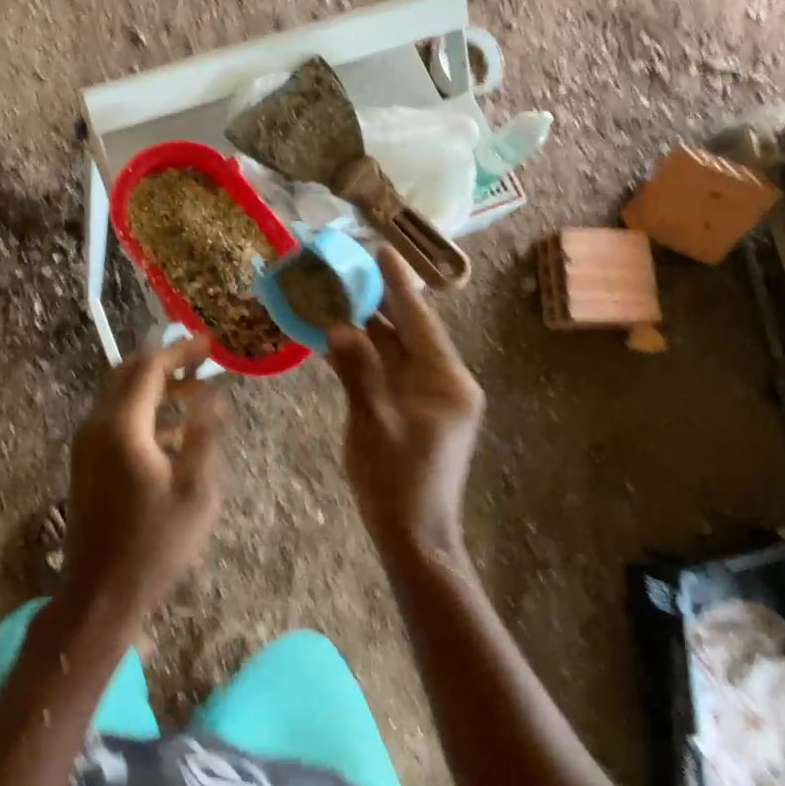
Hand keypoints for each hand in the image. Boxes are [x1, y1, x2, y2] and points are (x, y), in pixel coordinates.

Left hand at [64, 335, 227, 612]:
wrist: (100, 592)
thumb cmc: (155, 543)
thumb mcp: (195, 491)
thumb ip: (203, 436)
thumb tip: (214, 395)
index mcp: (121, 426)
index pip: (149, 368)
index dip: (180, 351)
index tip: (211, 344)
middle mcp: (97, 426)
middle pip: (129, 375)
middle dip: (166, 362)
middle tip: (203, 360)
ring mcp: (87, 445)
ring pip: (121, 398)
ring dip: (156, 389)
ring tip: (198, 394)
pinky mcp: (87, 464)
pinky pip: (115, 421)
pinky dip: (145, 414)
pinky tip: (175, 433)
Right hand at [325, 249, 485, 550]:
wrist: (413, 535)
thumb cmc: (397, 481)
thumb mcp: (374, 423)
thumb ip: (357, 371)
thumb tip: (338, 326)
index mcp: (446, 380)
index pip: (419, 320)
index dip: (398, 285)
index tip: (381, 250)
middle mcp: (443, 382)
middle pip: (408, 330)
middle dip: (378, 300)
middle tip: (349, 267)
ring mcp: (428, 398)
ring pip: (396, 350)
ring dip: (368, 326)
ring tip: (338, 293)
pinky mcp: (412, 411)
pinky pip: (388, 371)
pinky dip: (365, 354)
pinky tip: (339, 338)